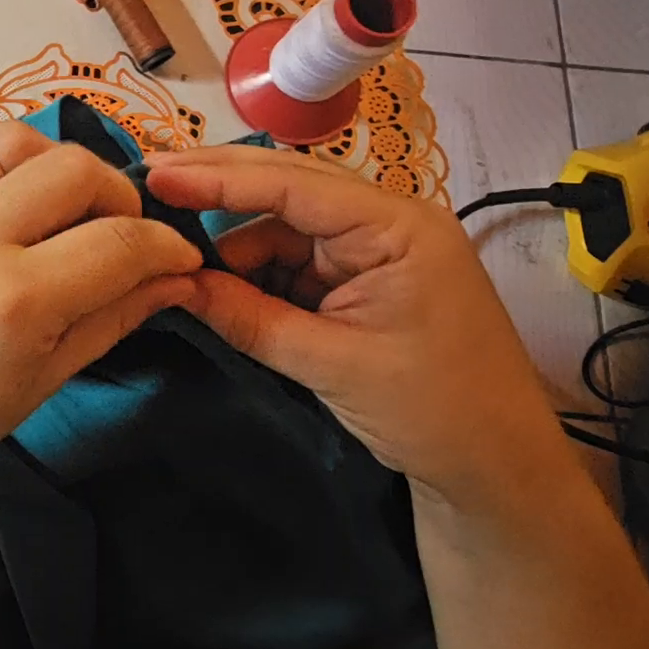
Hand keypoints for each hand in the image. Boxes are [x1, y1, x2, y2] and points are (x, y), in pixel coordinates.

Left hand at [0, 106, 202, 544]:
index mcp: (19, 298)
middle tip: (121, 233)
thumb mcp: (46, 379)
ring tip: (58, 205)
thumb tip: (178, 277)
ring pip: (12, 141)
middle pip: (76, 170)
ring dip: (53, 164)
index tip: (179, 258)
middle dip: (120, 196)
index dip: (167, 246)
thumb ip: (115, 317)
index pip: (121, 241)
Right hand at [146, 146, 572, 509]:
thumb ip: (246, 316)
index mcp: (396, 227)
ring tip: (175, 256)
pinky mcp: (357, 277)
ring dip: (230, 244)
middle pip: (285, 188)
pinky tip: (213, 283)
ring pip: (280, 226)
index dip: (218, 178)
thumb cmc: (434, 413)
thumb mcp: (330, 364)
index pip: (292, 184)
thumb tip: (172, 282)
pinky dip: (250, 273)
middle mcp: (382, 222)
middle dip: (218, 188)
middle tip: (151, 182)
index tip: (156, 175)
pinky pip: (289, 260)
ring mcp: (369, 249)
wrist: (498, 473)